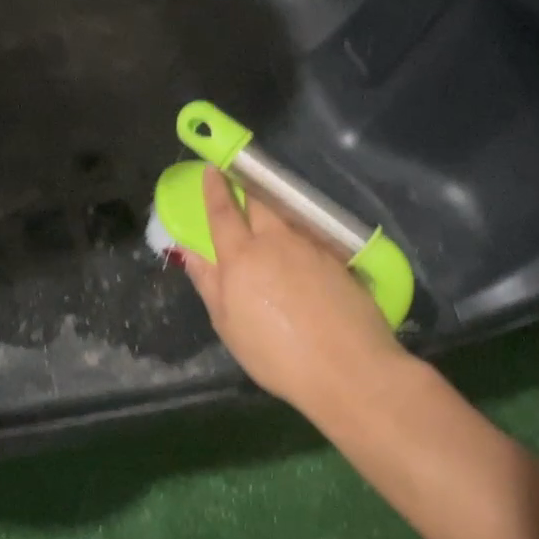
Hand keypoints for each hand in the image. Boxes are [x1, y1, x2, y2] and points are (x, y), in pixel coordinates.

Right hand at [182, 168, 403, 410]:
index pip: (224, 212)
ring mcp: (312, 248)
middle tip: (241, 191)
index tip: (212, 170)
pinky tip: (301, 258)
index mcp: (242, 257)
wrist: (349, 368)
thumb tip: (189, 251)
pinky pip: (310, 239)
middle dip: (248, 192)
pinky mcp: (339, 261)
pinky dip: (299, 238)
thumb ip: (208, 283)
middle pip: (260, 204)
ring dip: (275, 214)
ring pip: (288, 220)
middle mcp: (277, 242)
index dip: (215, 189)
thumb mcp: (228, 324)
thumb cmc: (276, 353)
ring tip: (270, 224)